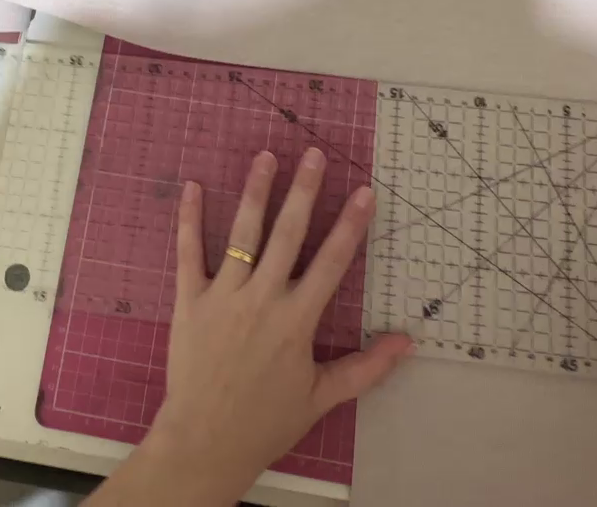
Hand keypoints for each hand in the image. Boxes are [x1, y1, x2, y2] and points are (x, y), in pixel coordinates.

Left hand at [86, 148, 413, 506]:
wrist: (204, 442)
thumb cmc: (266, 420)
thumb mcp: (322, 397)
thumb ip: (366, 367)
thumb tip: (408, 342)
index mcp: (297, 320)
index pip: (331, 262)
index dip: (350, 225)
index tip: (365, 191)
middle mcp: (263, 298)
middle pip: (288, 234)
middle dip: (304, 190)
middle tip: (314, 153)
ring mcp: (224, 294)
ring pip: (243, 233)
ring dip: (256, 191)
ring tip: (266, 156)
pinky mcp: (190, 298)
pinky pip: (189, 251)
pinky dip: (190, 218)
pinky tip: (194, 186)